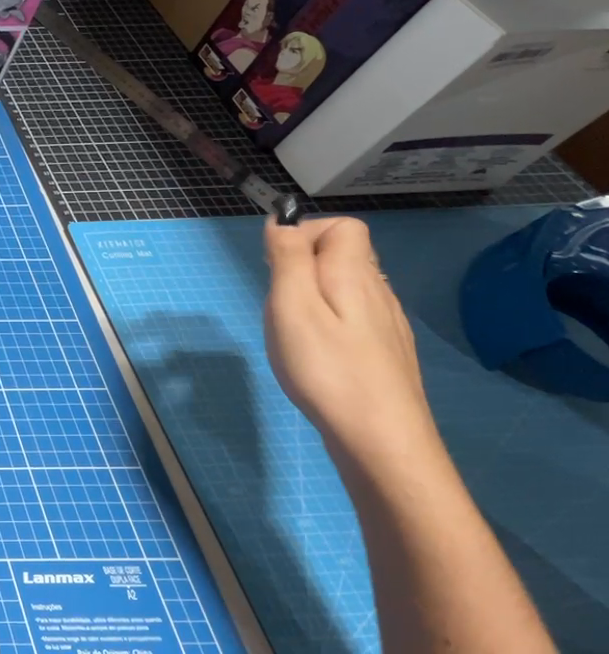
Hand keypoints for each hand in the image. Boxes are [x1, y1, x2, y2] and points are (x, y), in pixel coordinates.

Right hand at [262, 217, 443, 477]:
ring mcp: (387, 325)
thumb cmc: (327, 368)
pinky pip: (356, 312)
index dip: (307, 231)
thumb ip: (288, 259)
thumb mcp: (292, 306)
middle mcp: (378, 293)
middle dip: (304, 261)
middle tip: (277, 297)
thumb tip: (282, 223)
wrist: (383, 441)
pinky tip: (316, 347)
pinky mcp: (386, 352)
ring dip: (315, 289)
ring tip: (291, 323)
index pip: (345, 227)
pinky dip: (330, 315)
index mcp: (354, 276)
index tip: (276, 262)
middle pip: (347, 254)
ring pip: (350, 284)